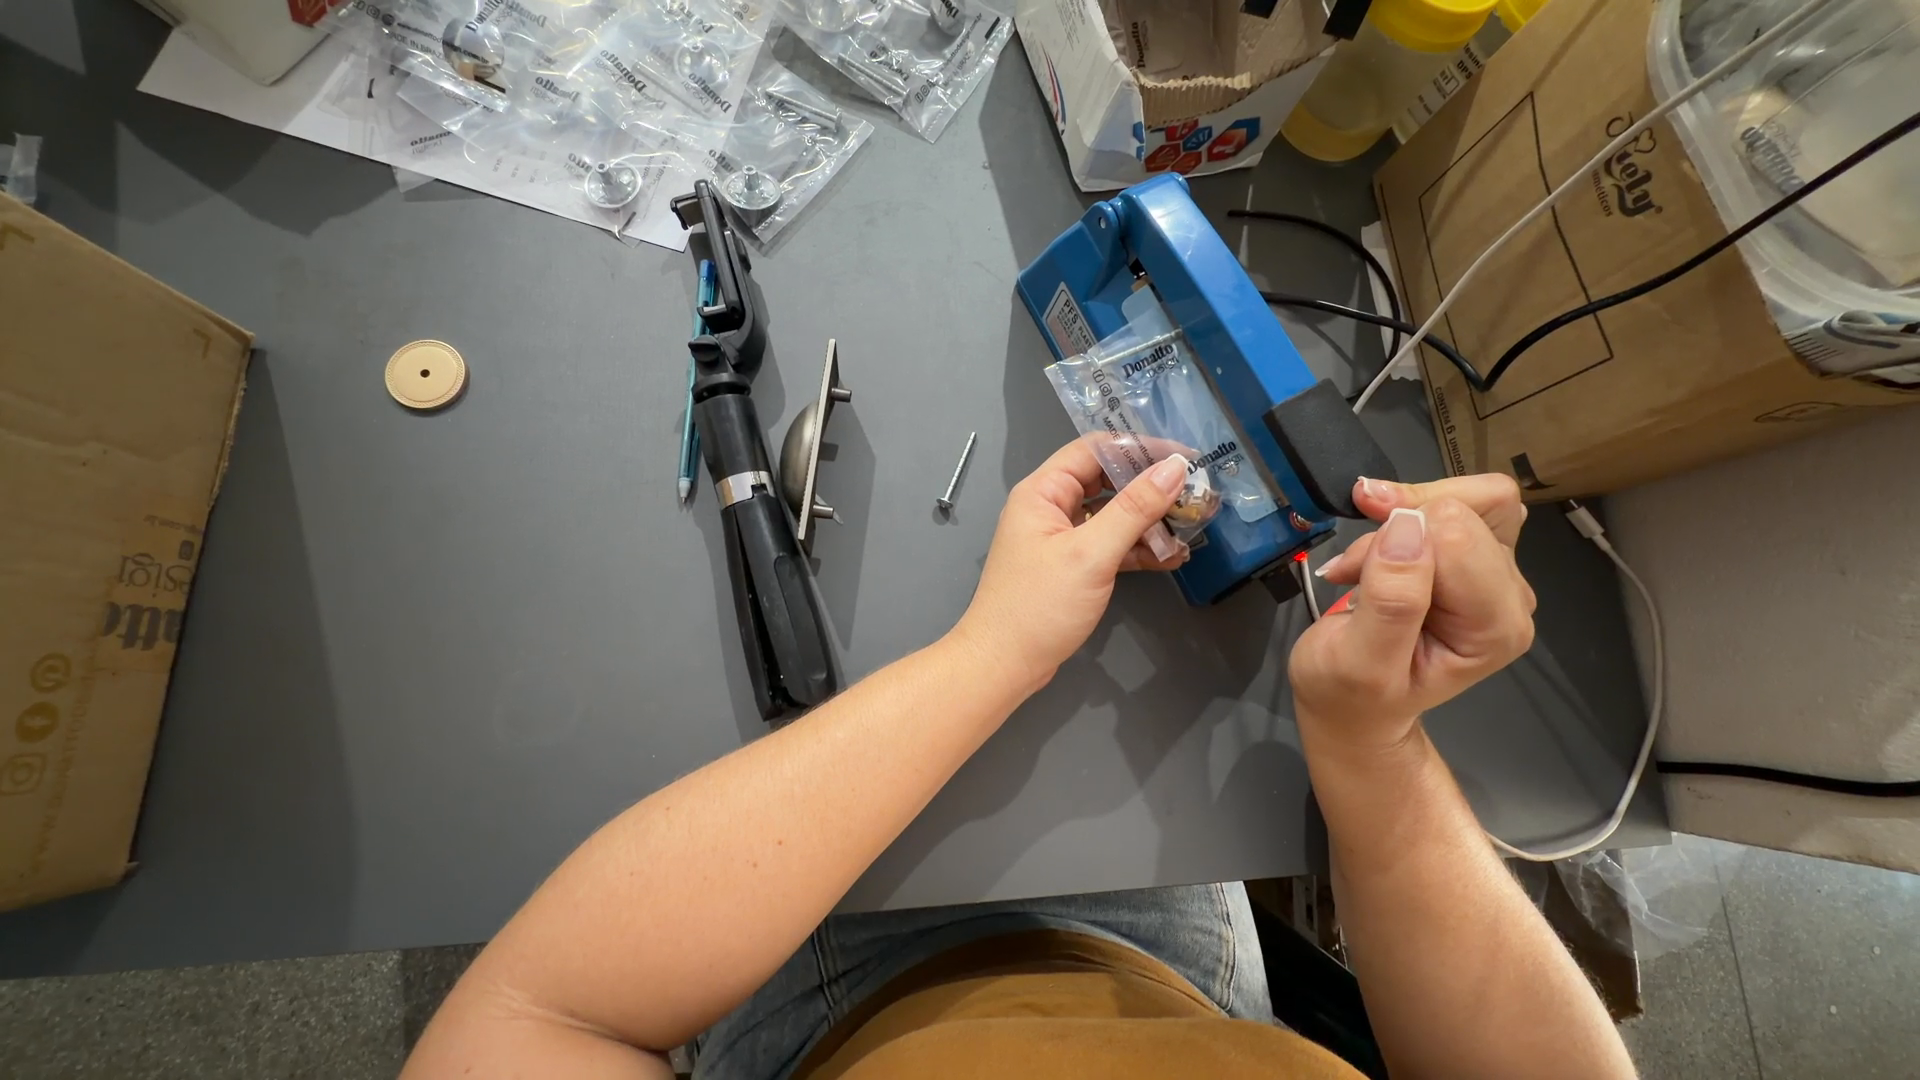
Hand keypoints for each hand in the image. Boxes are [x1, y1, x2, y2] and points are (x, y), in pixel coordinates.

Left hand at [952, 439, 1187, 694]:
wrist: (1004, 664)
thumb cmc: (1039, 606)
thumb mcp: (1091, 554)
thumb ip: (1134, 509)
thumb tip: (1175, 469)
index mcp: (1042, 492)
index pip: (1094, 450)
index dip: (1140, 448)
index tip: (1185, 458)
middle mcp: (1049, 507)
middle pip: (1107, 481)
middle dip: (1151, 487)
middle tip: (1195, 494)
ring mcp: (1060, 538)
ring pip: (1112, 515)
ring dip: (1149, 521)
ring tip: (1192, 526)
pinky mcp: (1071, 566)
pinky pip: (1110, 545)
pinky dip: (1138, 549)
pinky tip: (1172, 557)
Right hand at [1288, 474, 1536, 755]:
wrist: (1351, 706)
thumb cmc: (1349, 692)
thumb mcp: (1358, 661)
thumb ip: (1390, 601)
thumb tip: (1406, 526)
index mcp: (1493, 626)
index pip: (1460, 535)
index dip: (1398, 535)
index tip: (1347, 564)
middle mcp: (1509, 596)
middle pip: (1469, 512)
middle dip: (1396, 527)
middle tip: (1348, 566)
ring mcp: (1494, 575)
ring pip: (1467, 499)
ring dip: (1400, 516)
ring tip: (1356, 561)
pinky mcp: (1474, 559)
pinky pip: (1456, 504)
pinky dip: (1406, 511)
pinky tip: (1373, 546)